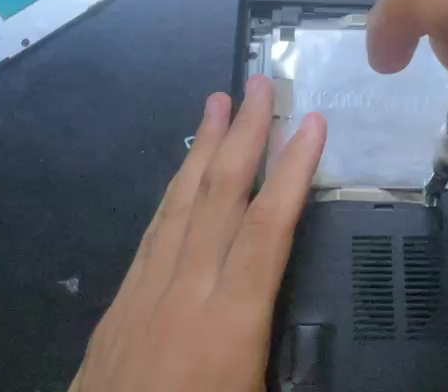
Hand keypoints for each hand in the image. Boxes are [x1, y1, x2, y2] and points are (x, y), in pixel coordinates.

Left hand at [70, 75, 325, 391]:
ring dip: (202, 148)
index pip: (268, 228)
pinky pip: (152, 231)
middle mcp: (185, 293)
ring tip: (215, 103)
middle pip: (220, 195)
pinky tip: (180, 178)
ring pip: (180, 203)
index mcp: (229, 324)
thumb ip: (296, 366)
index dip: (293, 170)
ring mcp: (145, 294)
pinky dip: (173, 192)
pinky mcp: (119, 306)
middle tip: (256, 84)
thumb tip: (328, 343)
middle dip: (242, 133)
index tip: (311, 123)